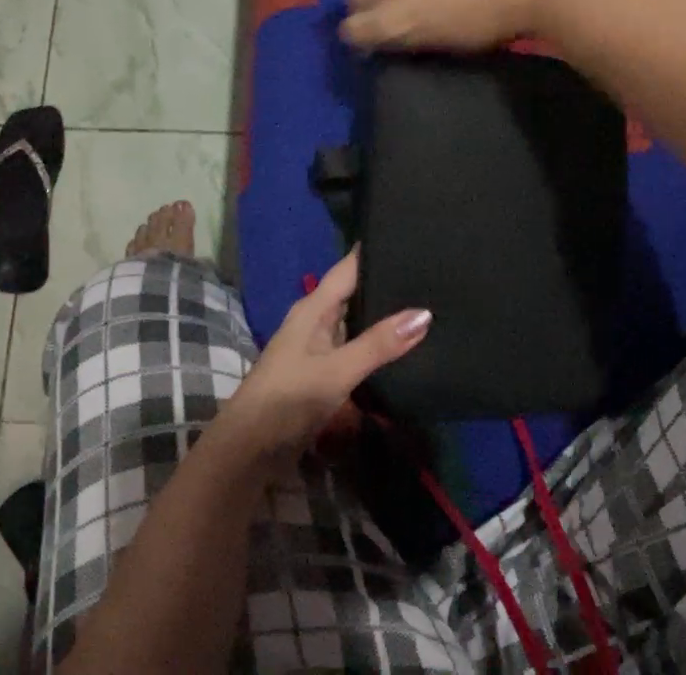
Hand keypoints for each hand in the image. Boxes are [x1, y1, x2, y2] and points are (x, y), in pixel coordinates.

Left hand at [215, 249, 429, 470]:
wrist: (249, 451)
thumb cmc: (286, 400)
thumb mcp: (337, 370)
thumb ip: (379, 344)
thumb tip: (425, 312)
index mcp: (313, 308)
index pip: (349, 267)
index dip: (377, 249)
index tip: (413, 233)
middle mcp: (317, 321)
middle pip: (356, 292)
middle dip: (389, 282)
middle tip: (435, 270)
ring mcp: (321, 348)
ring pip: (359, 321)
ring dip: (386, 315)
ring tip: (432, 302)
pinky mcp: (326, 373)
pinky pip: (358, 347)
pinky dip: (380, 344)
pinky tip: (407, 346)